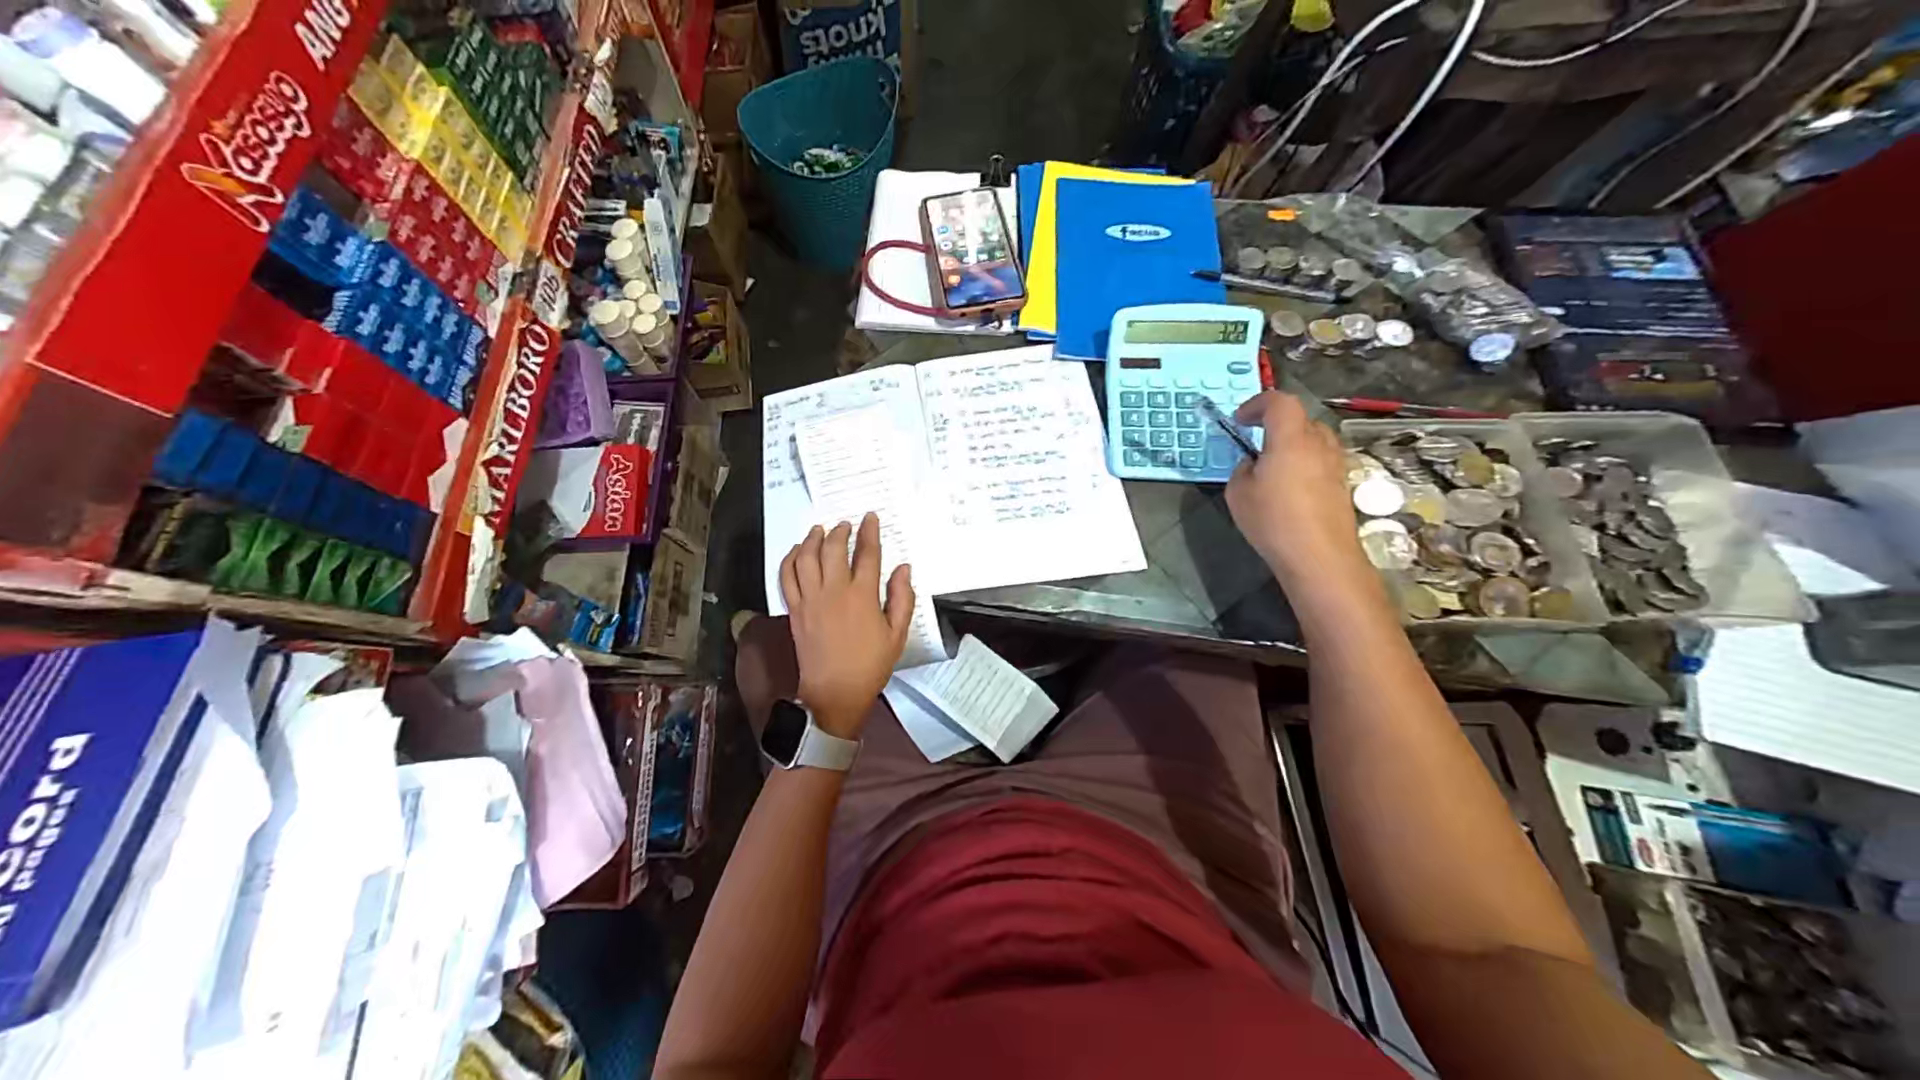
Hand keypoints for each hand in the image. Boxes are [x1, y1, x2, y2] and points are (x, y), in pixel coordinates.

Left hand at [779, 513, 913, 737]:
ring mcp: (810, 599)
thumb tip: (903, 568)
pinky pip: (786, 576)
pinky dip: (789, 559)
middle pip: (833, 548)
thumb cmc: (870, 665)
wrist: (834, 692)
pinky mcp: (794, 610)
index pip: (867, 553)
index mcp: (863, 596)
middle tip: (846, 525)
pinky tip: (796, 551)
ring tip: (820, 530)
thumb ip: (903, 598)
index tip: (871, 518)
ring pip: (806, 557)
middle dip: (841, 531)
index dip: (869, 532)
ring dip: (812, 539)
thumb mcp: (898, 634)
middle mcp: (834, 591)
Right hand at [1225, 391, 1374, 594]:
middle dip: (1275, 426)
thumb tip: (1254, 464)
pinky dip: (1304, 464)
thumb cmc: (1273, 520)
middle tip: (1255, 446)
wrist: (1319, 557)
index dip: (1257, 404)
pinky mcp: (1343, 483)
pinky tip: (1289, 490)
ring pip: (1313, 440)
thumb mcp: (1238, 493)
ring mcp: (1336, 463)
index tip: (1240, 420)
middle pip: (1299, 419)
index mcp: (1291, 438)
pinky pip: (1320, 461)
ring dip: (1292, 445)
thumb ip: (1243, 468)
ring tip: (1272, 469)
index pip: (1279, 402)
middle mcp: (1319, 443)